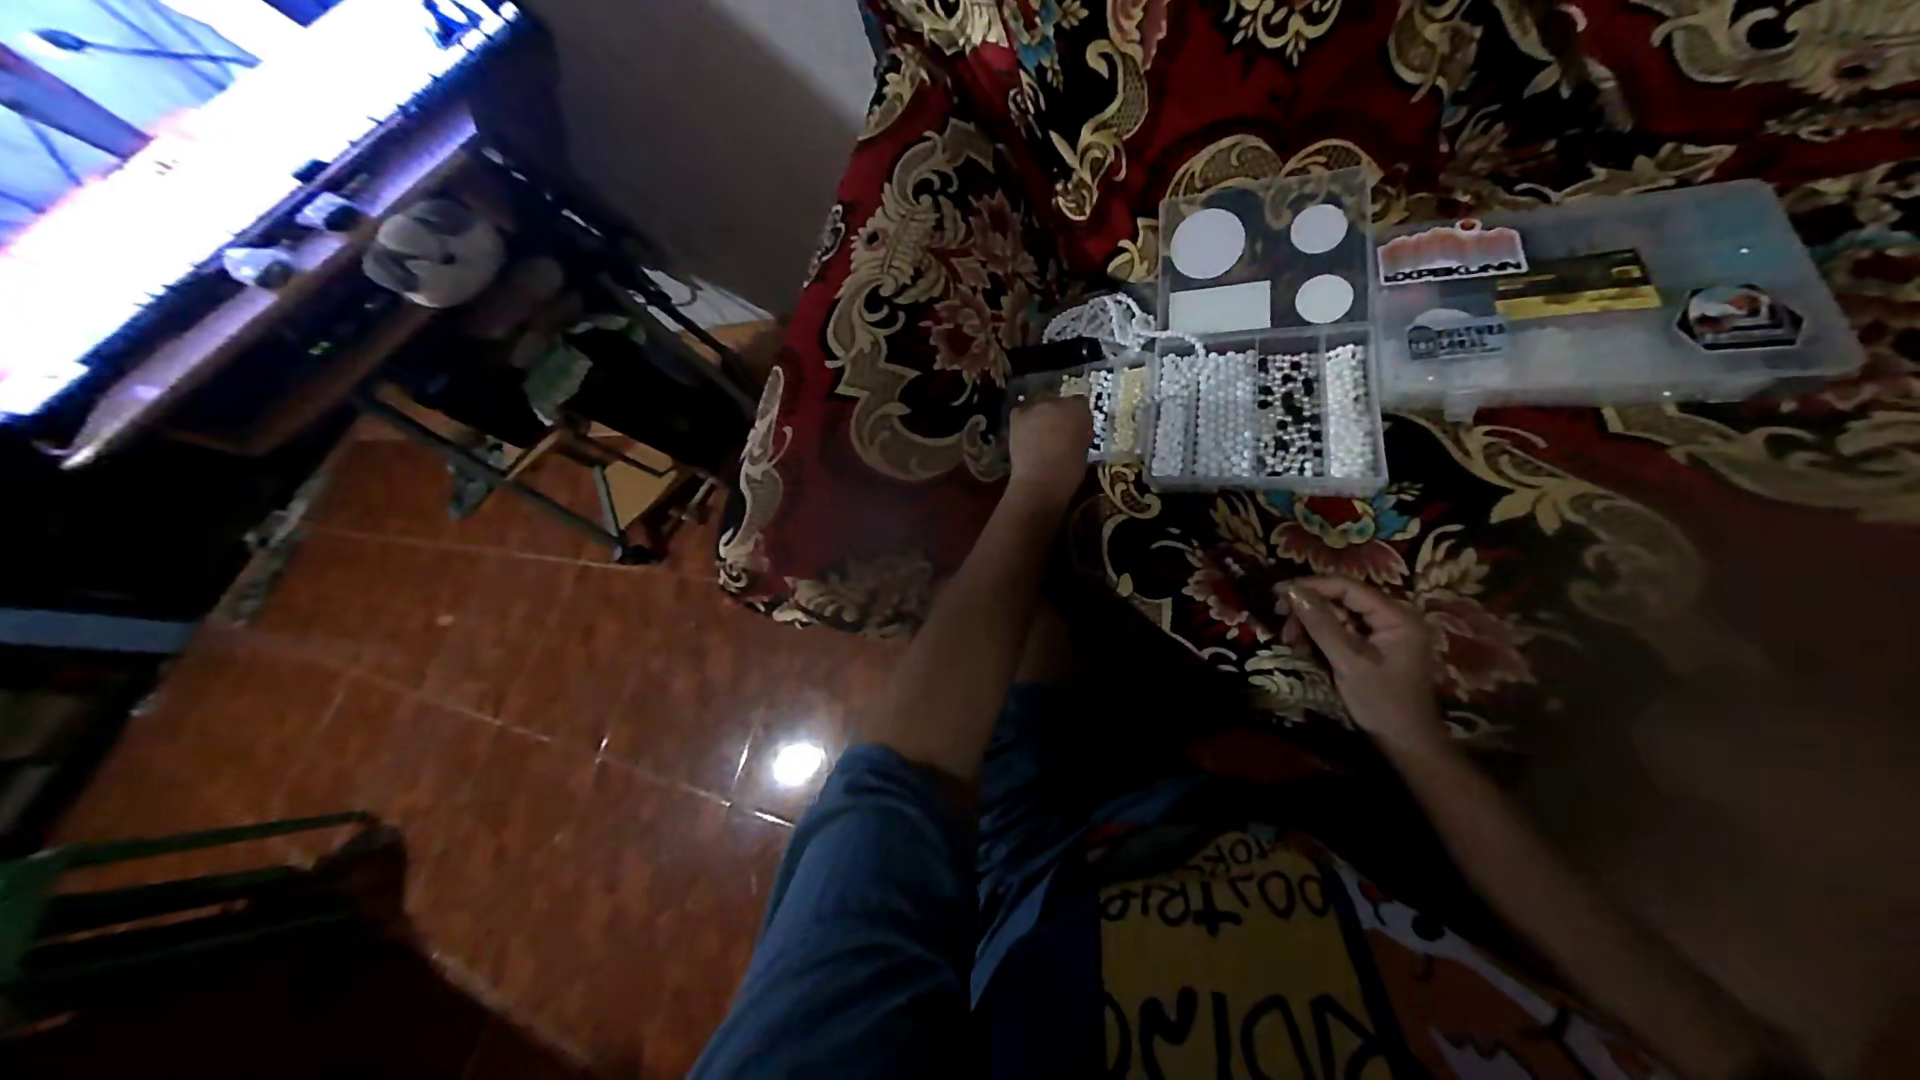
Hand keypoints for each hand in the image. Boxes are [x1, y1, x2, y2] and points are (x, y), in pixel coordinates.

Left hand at [1006, 395, 1092, 509]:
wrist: (1039, 482)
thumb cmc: (1068, 472)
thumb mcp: (1084, 449)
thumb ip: (1080, 432)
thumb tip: (1076, 429)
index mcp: (1079, 409)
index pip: (1080, 403)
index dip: (1077, 415)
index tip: (1075, 427)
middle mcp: (1057, 401)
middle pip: (1058, 401)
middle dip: (1059, 414)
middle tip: (1057, 431)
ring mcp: (1035, 407)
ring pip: (1039, 406)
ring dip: (1041, 416)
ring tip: (1039, 434)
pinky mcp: (1017, 416)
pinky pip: (1022, 412)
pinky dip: (1024, 420)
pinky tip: (1025, 434)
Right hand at [1282, 576, 1450, 758]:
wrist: (1407, 743)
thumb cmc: (1381, 702)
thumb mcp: (1347, 661)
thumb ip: (1320, 623)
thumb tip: (1290, 591)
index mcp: (1396, 616)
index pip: (1347, 587)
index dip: (1310, 586)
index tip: (1277, 593)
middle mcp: (1394, 617)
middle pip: (1343, 597)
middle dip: (1309, 607)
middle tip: (1281, 621)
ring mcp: (1386, 631)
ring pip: (1340, 613)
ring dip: (1312, 622)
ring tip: (1291, 640)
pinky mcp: (1377, 645)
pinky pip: (1344, 629)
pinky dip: (1322, 635)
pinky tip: (1305, 646)